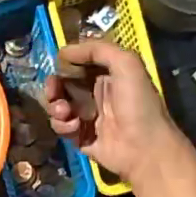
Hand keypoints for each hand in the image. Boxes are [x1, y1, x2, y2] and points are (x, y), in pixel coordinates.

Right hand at [43, 40, 188, 186]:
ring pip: (58, 106)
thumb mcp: (127, 63)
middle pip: (63, 85)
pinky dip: (63, 126)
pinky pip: (62, 127)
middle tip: (52, 91)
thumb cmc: (137, 103)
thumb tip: (64, 51)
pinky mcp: (80, 138)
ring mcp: (87, 117)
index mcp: (107, 75)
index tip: (57, 66)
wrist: (143, 147)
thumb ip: (97, 49)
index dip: (65, 64)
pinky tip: (76, 128)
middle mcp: (95, 94)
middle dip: (54, 86)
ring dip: (56, 107)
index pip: (78, 64)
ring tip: (65, 112)